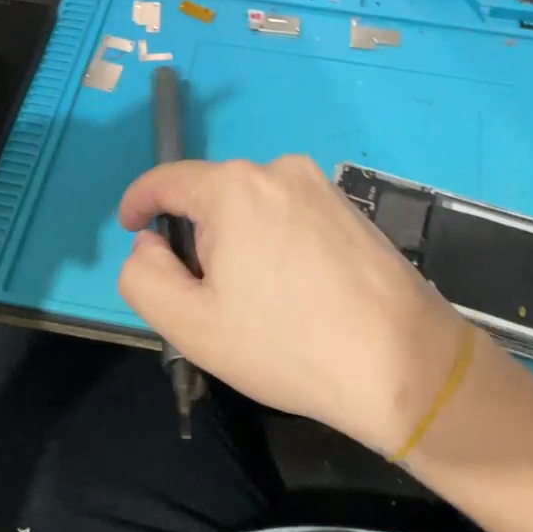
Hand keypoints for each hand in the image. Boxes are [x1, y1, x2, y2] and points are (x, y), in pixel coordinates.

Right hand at [117, 156, 467, 454]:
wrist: (401, 362)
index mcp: (234, 187)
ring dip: (241, 244)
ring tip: (262, 306)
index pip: (167, 180)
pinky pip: (291, 217)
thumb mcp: (191, 324)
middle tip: (213, 302)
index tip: (131, 227)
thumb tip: (150, 243)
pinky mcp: (351, 208)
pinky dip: (277, 245)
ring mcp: (321, 186)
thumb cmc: (287, 345)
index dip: (139, 203)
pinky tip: (299, 295)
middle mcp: (279, 169)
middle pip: (213, 197)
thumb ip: (145, 275)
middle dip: (200, 239)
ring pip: (254, 208)